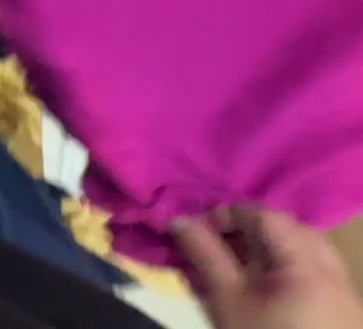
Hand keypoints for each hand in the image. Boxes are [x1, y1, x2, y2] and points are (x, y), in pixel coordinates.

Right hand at [175, 204, 362, 328]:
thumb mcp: (227, 298)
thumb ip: (205, 253)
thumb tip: (179, 218)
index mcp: (308, 270)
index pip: (269, 217)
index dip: (231, 213)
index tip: (205, 229)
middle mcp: (335, 276)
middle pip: (298, 229)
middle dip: (257, 226)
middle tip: (226, 239)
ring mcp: (346, 295)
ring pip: (311, 249)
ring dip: (274, 244)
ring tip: (243, 258)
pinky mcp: (346, 311)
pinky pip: (319, 270)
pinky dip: (289, 263)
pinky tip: (266, 279)